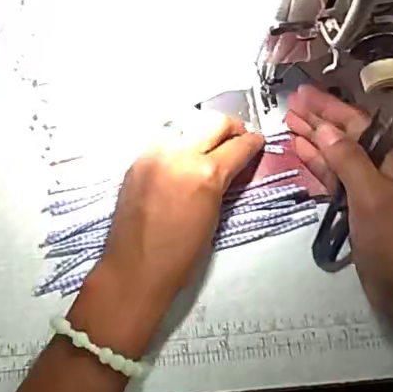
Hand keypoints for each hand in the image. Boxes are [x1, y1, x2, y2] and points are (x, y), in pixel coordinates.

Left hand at [73, 112, 264, 353]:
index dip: (253, 142)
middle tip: (238, 138)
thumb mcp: (214, 216)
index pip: (238, 145)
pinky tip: (183, 158)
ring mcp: (154, 155)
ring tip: (209, 147)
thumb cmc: (179, 255)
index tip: (256, 141)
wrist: (136, 268)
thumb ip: (224, 182)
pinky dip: (179, 143)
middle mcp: (179, 156)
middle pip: (213, 122)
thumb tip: (233, 165)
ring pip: (186, 125)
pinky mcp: (137, 161)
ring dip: (201, 132)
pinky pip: (164, 140)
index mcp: (205, 173)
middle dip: (231, 128)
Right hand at [285, 85, 392, 325]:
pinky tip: (303, 157)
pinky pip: (336, 182)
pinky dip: (319, 169)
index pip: (357, 124)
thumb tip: (325, 128)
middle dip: (319, 121)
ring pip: (339, 159)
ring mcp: (372, 193)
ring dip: (315, 142)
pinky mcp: (360, 214)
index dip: (328, 108)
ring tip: (289, 125)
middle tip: (289, 104)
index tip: (301, 94)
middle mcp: (385, 171)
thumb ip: (347, 159)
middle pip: (346, 138)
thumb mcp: (372, 196)